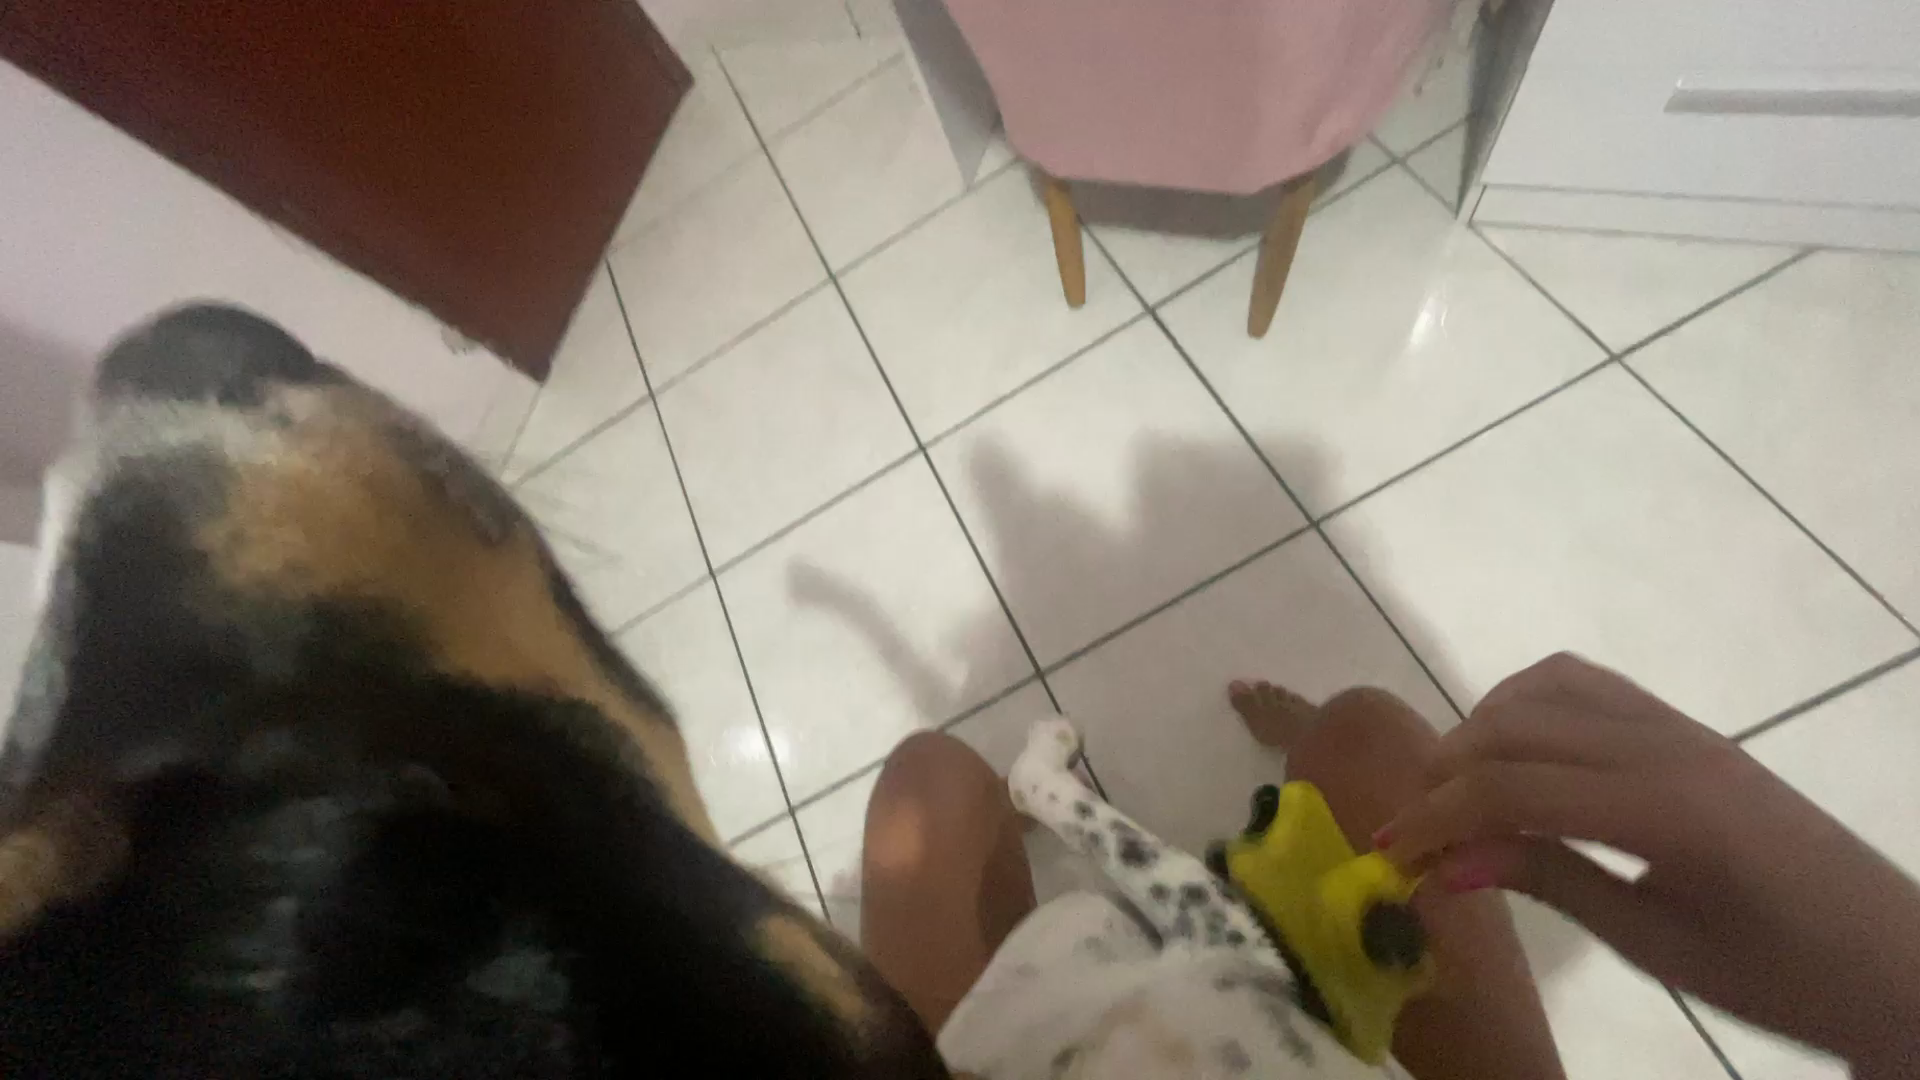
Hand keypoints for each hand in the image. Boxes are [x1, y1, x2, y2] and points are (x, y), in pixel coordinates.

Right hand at [1377, 653, 1919, 1073]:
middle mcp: (1666, 746)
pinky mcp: (1679, 723)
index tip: (1388, 849)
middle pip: (1509, 729)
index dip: (1433, 815)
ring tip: (1457, 784)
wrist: (1911, 967)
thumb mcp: (1657, 945)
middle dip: (1441, 774)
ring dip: (1476, 729)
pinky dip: (1521, 699)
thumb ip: (1544, 880)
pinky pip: (1577, 680)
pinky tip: (1511, 742)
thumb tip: (1440, 863)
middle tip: (1412, 825)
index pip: (1509, 788)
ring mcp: (1675, 725)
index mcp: (1669, 811)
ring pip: (1535, 690)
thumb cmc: (1787, 975)